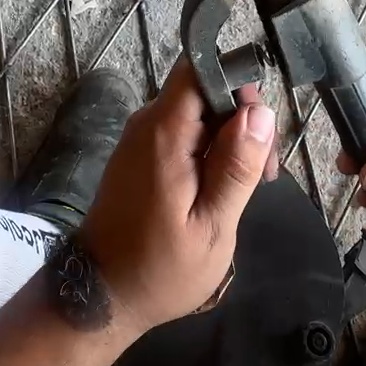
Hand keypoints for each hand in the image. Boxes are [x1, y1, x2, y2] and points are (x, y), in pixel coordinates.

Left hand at [77, 60, 277, 334]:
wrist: (102, 296)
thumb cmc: (159, 269)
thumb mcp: (212, 227)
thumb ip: (236, 167)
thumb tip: (261, 113)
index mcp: (164, 133)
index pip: (198, 69)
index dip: (235, 80)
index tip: (261, 122)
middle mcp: (148, 123)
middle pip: (203, 90)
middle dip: (240, 117)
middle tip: (264, 168)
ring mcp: (142, 137)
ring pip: (197, 111)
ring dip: (228, 137)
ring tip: (248, 184)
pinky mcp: (142, 153)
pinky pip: (183, 132)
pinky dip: (208, 149)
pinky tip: (222, 186)